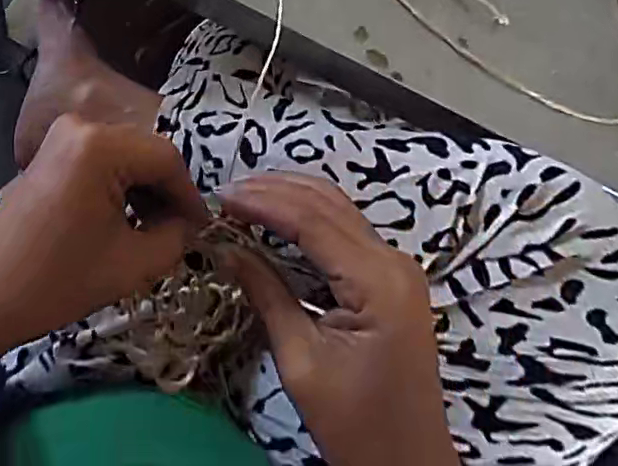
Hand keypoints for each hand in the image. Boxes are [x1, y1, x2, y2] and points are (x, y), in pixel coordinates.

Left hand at [0, 115, 208, 398]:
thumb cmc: (54, 282)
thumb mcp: (130, 264)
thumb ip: (175, 238)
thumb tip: (191, 224)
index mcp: (101, 145)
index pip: (168, 158)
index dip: (189, 195)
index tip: (202, 229)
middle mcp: (82, 125)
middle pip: (146, 152)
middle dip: (166, 192)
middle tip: (180, 232)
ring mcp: (62, 135)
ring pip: (125, 155)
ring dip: (144, 189)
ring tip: (153, 230)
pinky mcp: (50, 151)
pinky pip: (101, 159)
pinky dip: (119, 185)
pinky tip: (123, 219)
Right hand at [217, 174, 458, 465]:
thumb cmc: (356, 426)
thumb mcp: (301, 362)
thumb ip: (266, 293)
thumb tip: (226, 247)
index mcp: (377, 281)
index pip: (312, 220)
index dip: (263, 202)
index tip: (221, 196)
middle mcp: (393, 259)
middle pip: (326, 203)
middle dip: (273, 190)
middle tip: (226, 193)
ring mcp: (396, 264)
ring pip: (337, 207)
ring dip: (290, 195)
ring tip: (244, 195)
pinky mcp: (391, 274)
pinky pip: (345, 227)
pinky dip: (308, 214)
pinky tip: (277, 214)